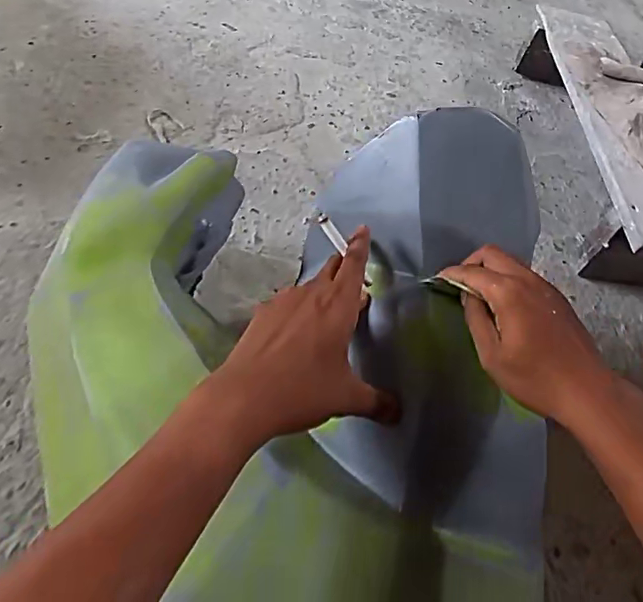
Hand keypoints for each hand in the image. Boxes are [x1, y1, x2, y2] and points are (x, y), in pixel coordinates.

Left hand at [198, 227, 399, 446]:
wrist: (244, 395)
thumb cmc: (302, 390)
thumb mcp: (345, 398)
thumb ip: (375, 402)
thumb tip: (398, 412)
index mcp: (337, 307)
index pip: (353, 267)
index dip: (359, 247)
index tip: (362, 229)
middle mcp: (312, 295)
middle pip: (331, 270)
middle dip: (344, 266)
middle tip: (353, 272)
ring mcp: (284, 301)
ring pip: (310, 286)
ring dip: (322, 291)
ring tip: (328, 311)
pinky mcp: (264, 312)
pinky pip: (289, 302)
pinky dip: (299, 308)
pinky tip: (297, 331)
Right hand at [437, 246, 629, 425]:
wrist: (587, 391)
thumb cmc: (535, 378)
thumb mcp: (492, 355)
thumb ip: (475, 319)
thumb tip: (468, 296)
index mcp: (508, 292)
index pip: (471, 271)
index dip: (451, 273)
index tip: (438, 280)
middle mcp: (526, 280)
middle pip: (492, 253)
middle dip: (470, 263)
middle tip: (460, 285)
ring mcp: (544, 286)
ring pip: (510, 261)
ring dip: (490, 269)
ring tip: (480, 295)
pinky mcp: (556, 297)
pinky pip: (524, 274)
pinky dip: (507, 278)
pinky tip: (505, 304)